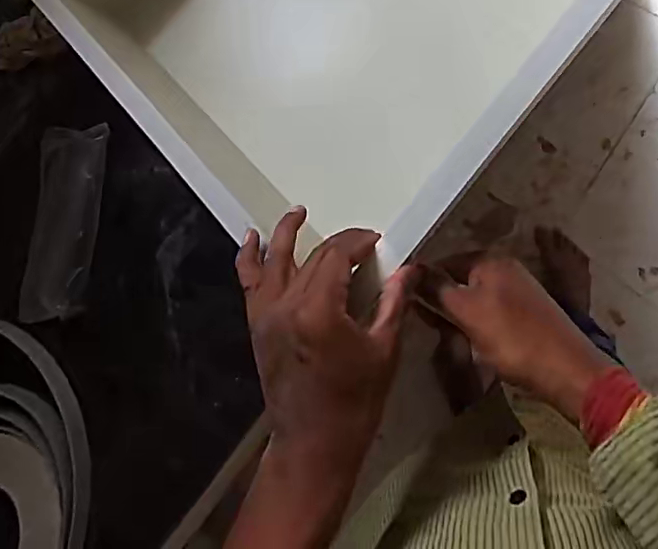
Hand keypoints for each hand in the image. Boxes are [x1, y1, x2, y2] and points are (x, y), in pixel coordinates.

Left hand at [235, 207, 417, 469]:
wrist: (313, 446)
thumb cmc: (354, 402)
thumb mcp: (383, 351)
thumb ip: (393, 302)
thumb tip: (409, 267)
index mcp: (318, 310)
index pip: (336, 256)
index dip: (357, 242)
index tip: (376, 241)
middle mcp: (286, 304)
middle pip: (313, 258)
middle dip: (339, 244)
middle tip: (361, 242)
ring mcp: (266, 313)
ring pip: (275, 260)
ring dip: (285, 233)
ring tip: (297, 212)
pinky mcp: (256, 324)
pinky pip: (249, 282)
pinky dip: (249, 257)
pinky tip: (252, 238)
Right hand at [424, 253, 613, 422]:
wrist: (569, 371)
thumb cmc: (512, 338)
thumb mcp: (467, 313)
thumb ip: (438, 289)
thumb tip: (412, 269)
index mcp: (489, 259)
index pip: (444, 262)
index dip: (425, 283)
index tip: (409, 305)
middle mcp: (505, 266)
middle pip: (462, 278)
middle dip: (444, 300)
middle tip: (429, 325)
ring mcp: (520, 288)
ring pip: (478, 296)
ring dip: (462, 314)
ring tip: (451, 336)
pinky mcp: (530, 310)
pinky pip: (494, 309)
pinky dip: (481, 322)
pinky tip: (477, 341)